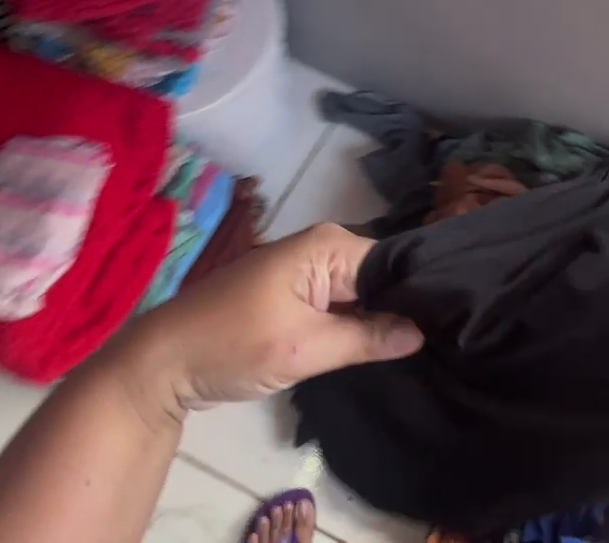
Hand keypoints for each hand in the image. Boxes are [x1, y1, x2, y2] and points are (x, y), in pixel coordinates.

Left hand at [112, 223, 423, 417]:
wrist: (161, 364)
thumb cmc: (232, 345)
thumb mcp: (303, 347)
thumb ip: (366, 338)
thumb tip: (421, 332)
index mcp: (328, 244)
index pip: (393, 263)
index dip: (417, 294)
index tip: (447, 324)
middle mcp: (323, 247)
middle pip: (380, 276)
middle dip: (401, 307)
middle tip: (437, 340)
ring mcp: (309, 270)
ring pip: (362, 293)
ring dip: (378, 319)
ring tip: (418, 344)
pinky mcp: (298, 293)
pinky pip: (341, 303)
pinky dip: (355, 324)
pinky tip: (379, 346)